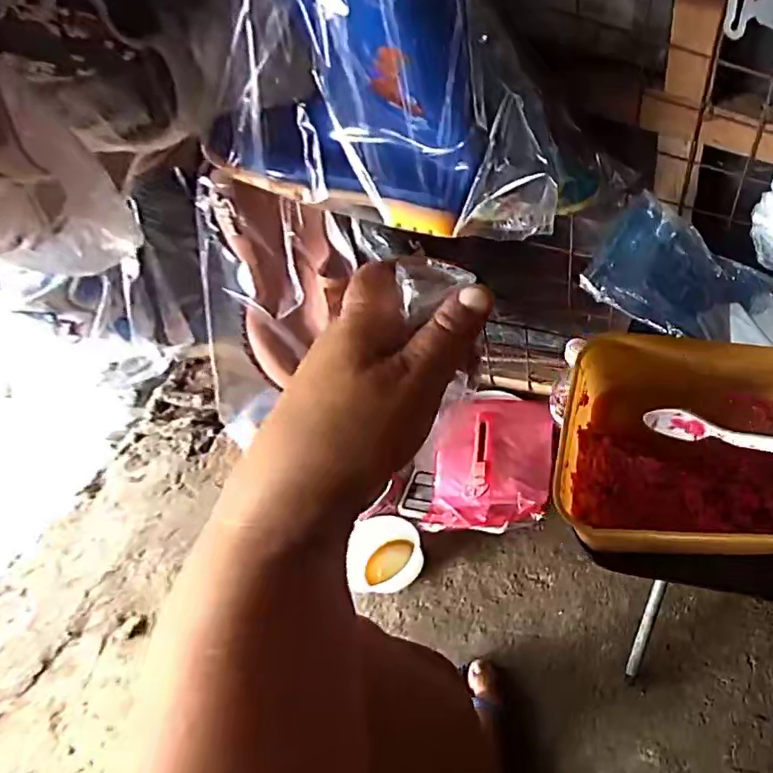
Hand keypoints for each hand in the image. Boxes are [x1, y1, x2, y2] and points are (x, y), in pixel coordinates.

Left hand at [216, 260, 491, 532]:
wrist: (295, 498)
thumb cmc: (362, 429)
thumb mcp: (419, 379)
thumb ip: (447, 335)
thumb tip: (478, 289)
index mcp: (360, 324)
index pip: (382, 274)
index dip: (420, 274)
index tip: (462, 295)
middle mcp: (342, 340)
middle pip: (392, 312)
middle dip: (437, 322)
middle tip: (472, 352)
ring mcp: (334, 373)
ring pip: (390, 345)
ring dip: (428, 354)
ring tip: (456, 382)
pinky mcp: (335, 403)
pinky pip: (381, 373)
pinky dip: (410, 379)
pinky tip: (424, 405)